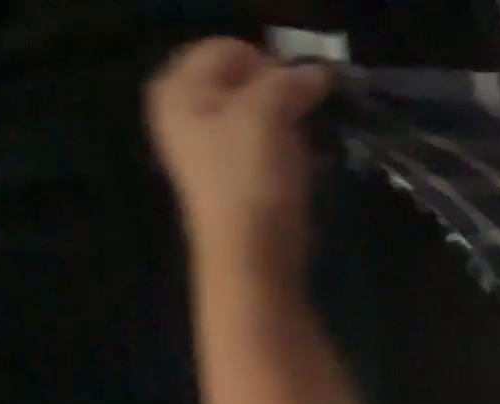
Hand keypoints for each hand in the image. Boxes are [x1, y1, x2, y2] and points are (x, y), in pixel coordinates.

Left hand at [145, 38, 331, 269]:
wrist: (253, 257)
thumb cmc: (249, 181)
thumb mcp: (265, 115)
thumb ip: (289, 83)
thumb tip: (320, 72)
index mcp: (180, 89)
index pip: (231, 50)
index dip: (272, 64)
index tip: (306, 92)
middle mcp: (190, 112)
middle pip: (248, 82)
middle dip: (285, 95)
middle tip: (309, 120)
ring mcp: (216, 148)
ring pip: (265, 116)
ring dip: (295, 125)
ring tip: (311, 147)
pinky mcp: (243, 178)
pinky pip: (272, 146)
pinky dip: (294, 150)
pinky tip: (310, 167)